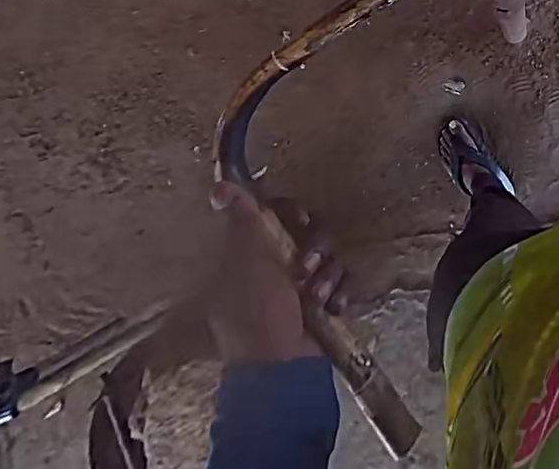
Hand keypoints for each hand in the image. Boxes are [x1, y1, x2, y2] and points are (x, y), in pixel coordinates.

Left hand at [208, 182, 345, 363]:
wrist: (283, 374)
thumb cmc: (259, 314)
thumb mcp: (249, 261)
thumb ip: (243, 220)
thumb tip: (218, 184)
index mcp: (252, 255)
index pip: (280, 216)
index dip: (293, 214)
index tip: (300, 221)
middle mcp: (274, 270)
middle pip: (308, 235)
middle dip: (314, 249)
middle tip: (306, 267)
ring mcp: (298, 291)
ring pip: (326, 259)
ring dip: (326, 274)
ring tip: (316, 296)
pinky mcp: (320, 308)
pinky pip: (340, 283)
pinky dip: (338, 292)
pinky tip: (332, 305)